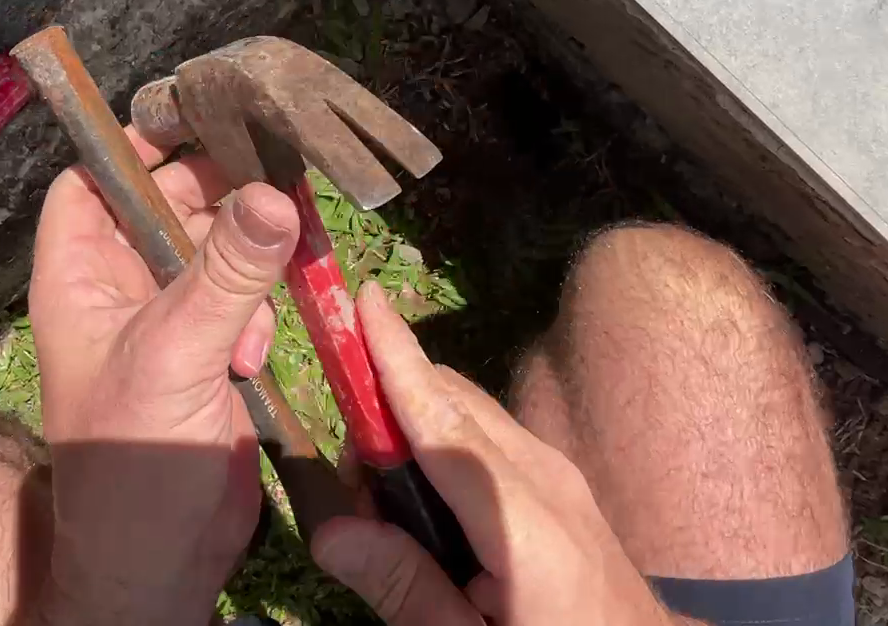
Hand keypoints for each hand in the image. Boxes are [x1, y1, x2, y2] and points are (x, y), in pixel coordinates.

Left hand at [28, 129, 300, 625]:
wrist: (164, 561)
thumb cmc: (135, 457)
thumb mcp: (178, 351)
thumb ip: (228, 271)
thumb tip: (274, 194)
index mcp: (82, 274)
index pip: (92, 184)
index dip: (132, 150)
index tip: (194, 126)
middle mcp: (122, 284)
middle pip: (168, 204)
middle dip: (215, 201)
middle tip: (268, 189)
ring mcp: (170, 312)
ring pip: (216, 245)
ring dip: (246, 263)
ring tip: (253, 314)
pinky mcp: (212, 340)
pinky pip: (242, 289)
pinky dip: (258, 305)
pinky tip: (255, 353)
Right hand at [311, 282, 674, 625]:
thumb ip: (405, 588)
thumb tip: (330, 530)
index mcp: (524, 522)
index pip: (442, 420)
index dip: (397, 357)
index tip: (365, 298)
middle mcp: (542, 472)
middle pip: (450, 400)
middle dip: (387, 402)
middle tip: (353, 482)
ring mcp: (556, 468)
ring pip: (466, 409)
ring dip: (413, 421)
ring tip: (385, 503)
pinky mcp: (557, 476)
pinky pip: (486, 431)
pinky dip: (442, 437)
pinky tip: (429, 500)